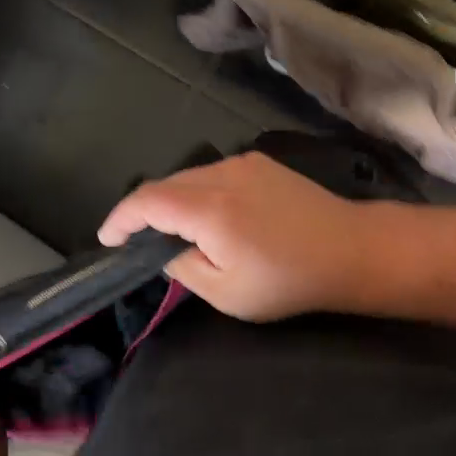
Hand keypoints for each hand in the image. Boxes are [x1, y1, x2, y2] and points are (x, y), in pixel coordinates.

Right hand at [98, 152, 386, 321]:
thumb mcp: (227, 292)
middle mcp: (223, 175)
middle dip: (145, 210)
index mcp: (211, 209)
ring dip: (174, 200)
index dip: (121, 218)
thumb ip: (185, 267)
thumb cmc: (286, 280)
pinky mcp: (262, 162)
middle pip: (167, 184)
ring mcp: (245, 163)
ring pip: (192, 176)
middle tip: (137, 241)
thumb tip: (165, 249)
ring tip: (173, 232)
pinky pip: (216, 173)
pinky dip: (200, 192)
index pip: (148, 201)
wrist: (347, 248)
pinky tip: (209, 216)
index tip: (108, 239)